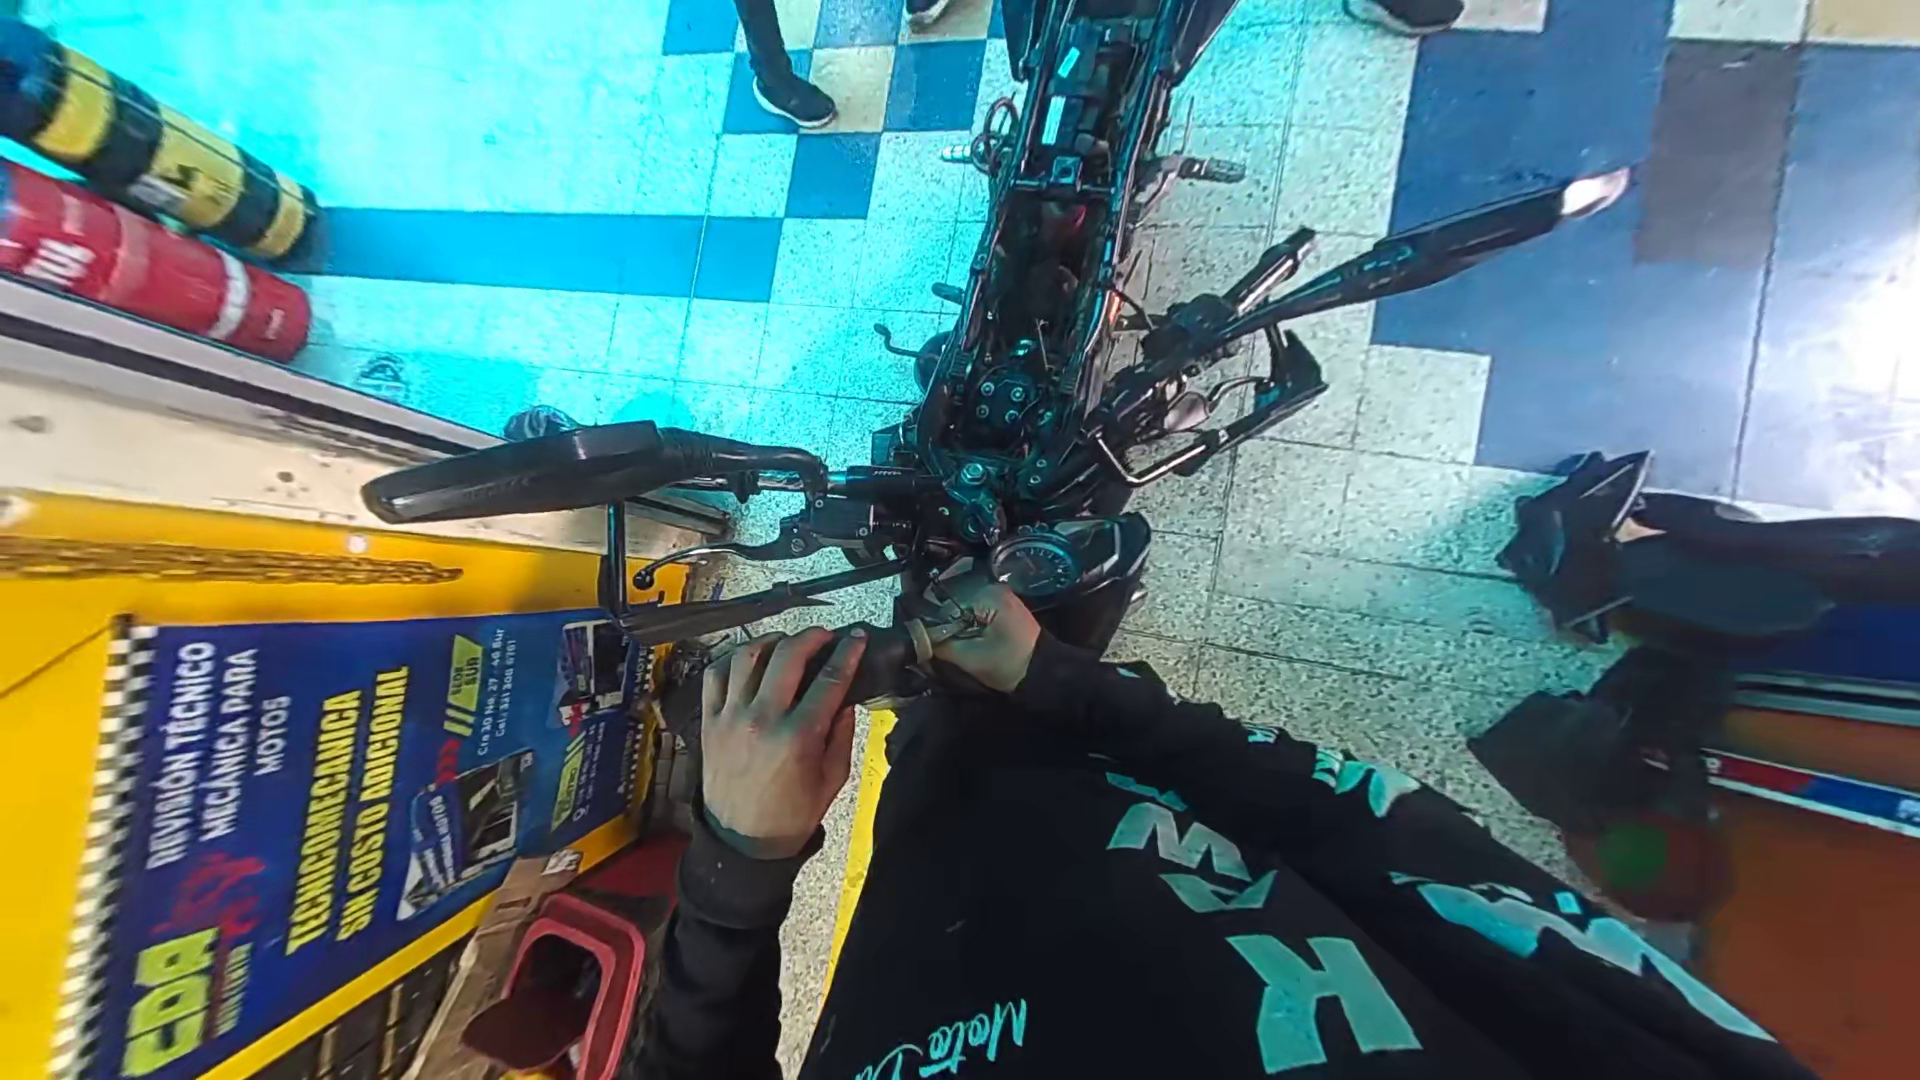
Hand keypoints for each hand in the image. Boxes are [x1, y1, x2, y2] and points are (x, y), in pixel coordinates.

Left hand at [701, 628, 866, 858]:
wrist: (740, 845)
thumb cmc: (793, 814)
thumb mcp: (833, 777)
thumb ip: (841, 733)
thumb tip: (844, 696)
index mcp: (798, 737)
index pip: (829, 679)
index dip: (847, 652)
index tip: (857, 637)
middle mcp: (762, 719)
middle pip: (788, 655)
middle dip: (812, 636)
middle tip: (825, 635)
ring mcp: (729, 718)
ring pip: (748, 656)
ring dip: (773, 640)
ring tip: (788, 642)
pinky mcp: (708, 722)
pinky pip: (715, 675)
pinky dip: (734, 658)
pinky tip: (752, 658)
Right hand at [932, 576, 1041, 692]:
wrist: (1045, 674)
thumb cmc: (1009, 665)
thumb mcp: (971, 658)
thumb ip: (942, 645)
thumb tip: (917, 638)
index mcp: (989, 594)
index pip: (947, 602)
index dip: (933, 622)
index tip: (923, 638)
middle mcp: (994, 588)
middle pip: (956, 603)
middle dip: (944, 623)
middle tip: (932, 642)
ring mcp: (1001, 597)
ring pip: (965, 609)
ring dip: (956, 625)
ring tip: (946, 643)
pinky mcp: (1004, 608)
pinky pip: (977, 612)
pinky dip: (968, 625)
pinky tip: (963, 640)